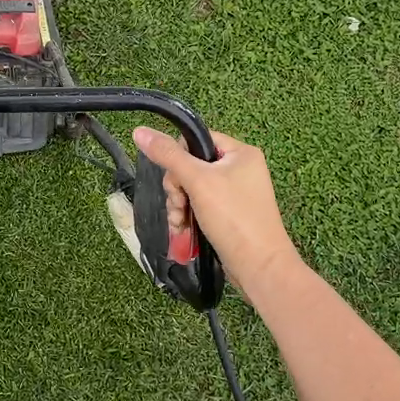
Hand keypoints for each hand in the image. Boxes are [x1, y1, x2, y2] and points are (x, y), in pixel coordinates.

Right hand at [131, 127, 299, 297]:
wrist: (260, 269)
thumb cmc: (233, 218)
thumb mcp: (197, 181)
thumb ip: (168, 155)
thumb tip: (139, 131)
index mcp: (241, 153)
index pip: (197, 140)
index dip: (179, 156)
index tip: (176, 179)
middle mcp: (240, 169)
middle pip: (191, 165)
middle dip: (177, 188)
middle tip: (178, 205)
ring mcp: (235, 193)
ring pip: (192, 187)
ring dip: (178, 205)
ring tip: (179, 223)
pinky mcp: (230, 214)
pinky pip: (200, 205)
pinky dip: (188, 216)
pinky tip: (182, 230)